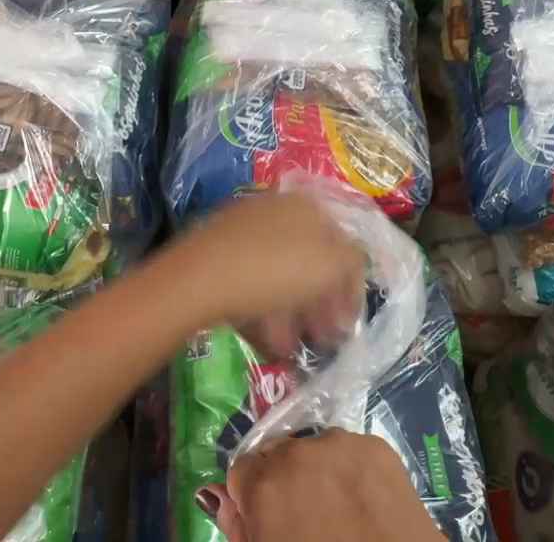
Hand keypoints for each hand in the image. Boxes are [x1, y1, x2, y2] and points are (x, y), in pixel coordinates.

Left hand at [154, 192, 366, 357]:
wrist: (200, 277)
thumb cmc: (275, 269)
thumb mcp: (332, 265)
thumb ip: (354, 262)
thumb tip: (353, 266)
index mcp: (309, 205)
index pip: (343, 246)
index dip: (351, 289)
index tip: (347, 327)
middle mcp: (278, 208)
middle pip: (310, 261)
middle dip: (320, 304)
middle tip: (321, 339)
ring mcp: (245, 228)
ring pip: (281, 274)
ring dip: (293, 312)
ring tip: (291, 347)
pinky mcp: (219, 250)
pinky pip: (253, 280)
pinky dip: (265, 308)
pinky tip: (265, 338)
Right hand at [202, 432, 444, 541]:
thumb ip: (239, 526)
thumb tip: (217, 496)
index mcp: (263, 484)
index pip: (241, 470)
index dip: (253, 497)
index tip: (269, 519)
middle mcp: (298, 451)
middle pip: (279, 454)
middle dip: (285, 480)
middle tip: (306, 519)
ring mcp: (341, 443)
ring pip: (317, 449)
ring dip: (320, 471)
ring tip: (340, 511)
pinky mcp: (377, 445)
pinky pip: (352, 451)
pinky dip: (353, 471)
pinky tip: (365, 504)